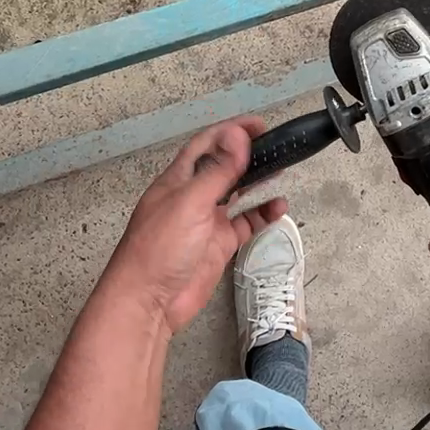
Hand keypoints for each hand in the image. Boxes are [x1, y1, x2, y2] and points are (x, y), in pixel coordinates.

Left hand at [108, 116, 289, 332]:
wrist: (148, 303)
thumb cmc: (159, 249)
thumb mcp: (190, 202)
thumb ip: (218, 170)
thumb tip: (237, 135)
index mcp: (179, 180)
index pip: (207, 144)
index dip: (231, 131)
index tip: (258, 125)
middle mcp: (194, 196)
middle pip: (225, 166)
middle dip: (249, 154)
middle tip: (276, 146)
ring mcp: (207, 221)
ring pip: (238, 193)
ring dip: (259, 182)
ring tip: (282, 172)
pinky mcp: (219, 244)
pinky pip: (246, 223)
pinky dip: (263, 213)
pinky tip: (277, 208)